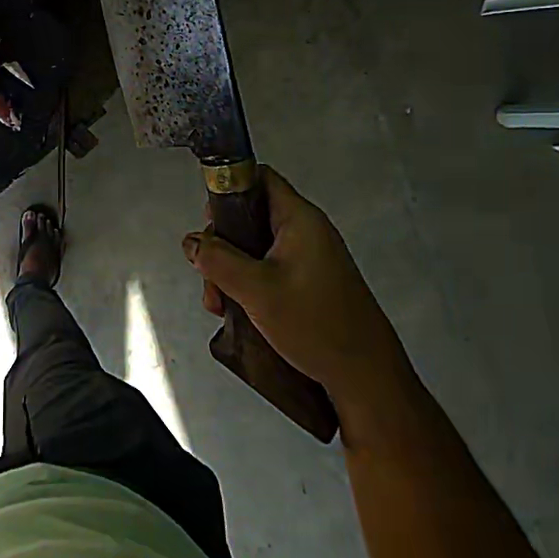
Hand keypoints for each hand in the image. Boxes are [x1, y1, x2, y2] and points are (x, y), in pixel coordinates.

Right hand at [182, 167, 402, 388]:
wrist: (366, 379)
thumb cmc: (317, 325)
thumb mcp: (256, 290)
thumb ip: (218, 260)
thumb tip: (192, 242)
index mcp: (299, 220)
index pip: (260, 178)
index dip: (229, 188)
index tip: (209, 220)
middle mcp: (305, 232)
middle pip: (250, 217)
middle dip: (221, 244)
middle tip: (209, 273)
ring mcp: (308, 259)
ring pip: (253, 248)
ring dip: (229, 270)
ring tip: (221, 303)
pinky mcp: (308, 283)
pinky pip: (266, 270)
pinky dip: (246, 285)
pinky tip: (237, 312)